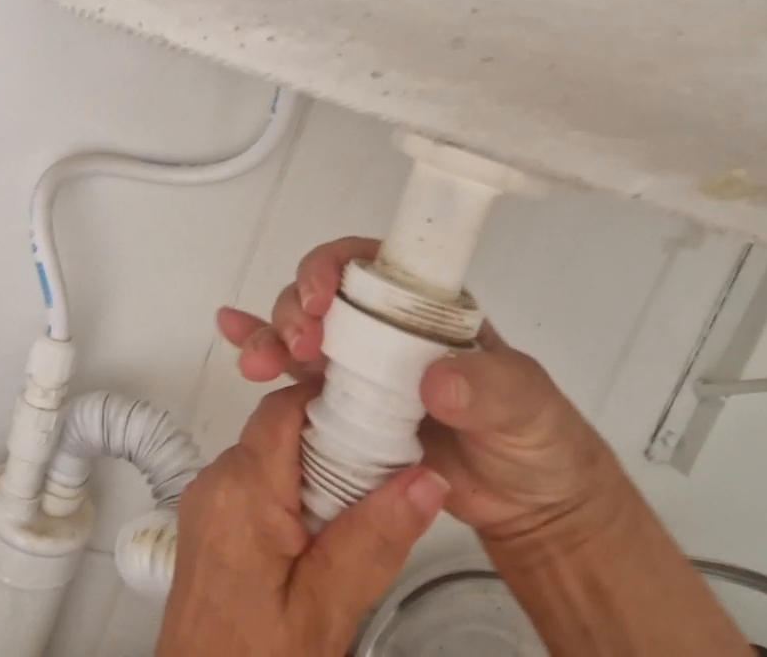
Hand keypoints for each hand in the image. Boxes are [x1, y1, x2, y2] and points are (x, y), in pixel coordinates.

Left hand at [157, 383, 448, 656]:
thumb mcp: (328, 605)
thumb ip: (374, 537)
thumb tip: (428, 476)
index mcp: (241, 490)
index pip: (284, 409)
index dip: (331, 400)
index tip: (381, 411)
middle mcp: (215, 480)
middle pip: (278, 429)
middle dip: (333, 440)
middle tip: (390, 466)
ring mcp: (208, 499)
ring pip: (269, 454)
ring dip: (315, 468)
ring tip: (367, 502)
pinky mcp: (209, 519)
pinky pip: (255, 481)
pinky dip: (293, 490)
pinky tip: (328, 527)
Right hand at [216, 238, 623, 541]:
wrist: (527, 504)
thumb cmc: (534, 438)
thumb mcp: (527, 404)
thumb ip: (490, 388)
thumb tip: (433, 381)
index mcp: (420, 309)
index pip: (368, 264)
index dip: (333, 267)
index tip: (321, 297)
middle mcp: (379, 328)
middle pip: (318, 295)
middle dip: (295, 309)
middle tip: (300, 345)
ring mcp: (355, 367)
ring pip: (294, 331)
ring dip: (268, 337)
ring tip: (257, 364)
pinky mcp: (337, 407)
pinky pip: (290, 374)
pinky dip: (256, 349)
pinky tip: (232, 340)